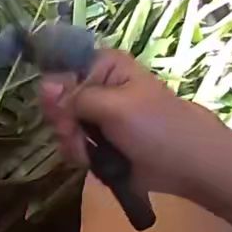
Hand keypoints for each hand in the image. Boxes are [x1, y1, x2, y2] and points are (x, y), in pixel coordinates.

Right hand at [36, 49, 231, 200]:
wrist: (188, 165)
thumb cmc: (158, 127)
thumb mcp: (115, 106)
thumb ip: (76, 96)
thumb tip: (43, 87)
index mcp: (105, 66)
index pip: (62, 67)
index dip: (54, 89)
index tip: (57, 109)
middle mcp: (98, 86)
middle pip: (57, 99)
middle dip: (63, 121)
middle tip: (75, 134)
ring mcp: (97, 115)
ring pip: (62, 124)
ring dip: (71, 141)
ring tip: (89, 153)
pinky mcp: (98, 140)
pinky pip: (73, 144)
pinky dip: (78, 154)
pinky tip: (92, 161)